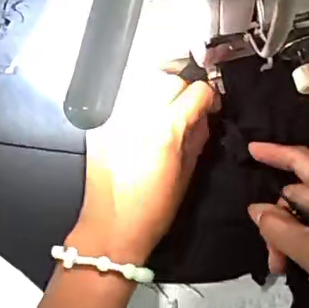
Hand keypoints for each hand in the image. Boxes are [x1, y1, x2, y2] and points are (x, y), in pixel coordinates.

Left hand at [67, 69, 217, 265]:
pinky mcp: (99, 124)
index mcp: (166, 129)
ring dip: (158, 94)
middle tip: (186, 112)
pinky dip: (137, 105)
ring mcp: (116, 117)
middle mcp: (139, 116)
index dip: (208, 98)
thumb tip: (203, 116)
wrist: (111, 227)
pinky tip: (140, 125)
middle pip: (170, 80)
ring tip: (162, 116)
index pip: (197, 90)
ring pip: (144, 84)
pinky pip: (124, 100)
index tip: (209, 108)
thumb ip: (198, 136)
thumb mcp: (188, 173)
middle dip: (182, 93)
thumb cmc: (152, 210)